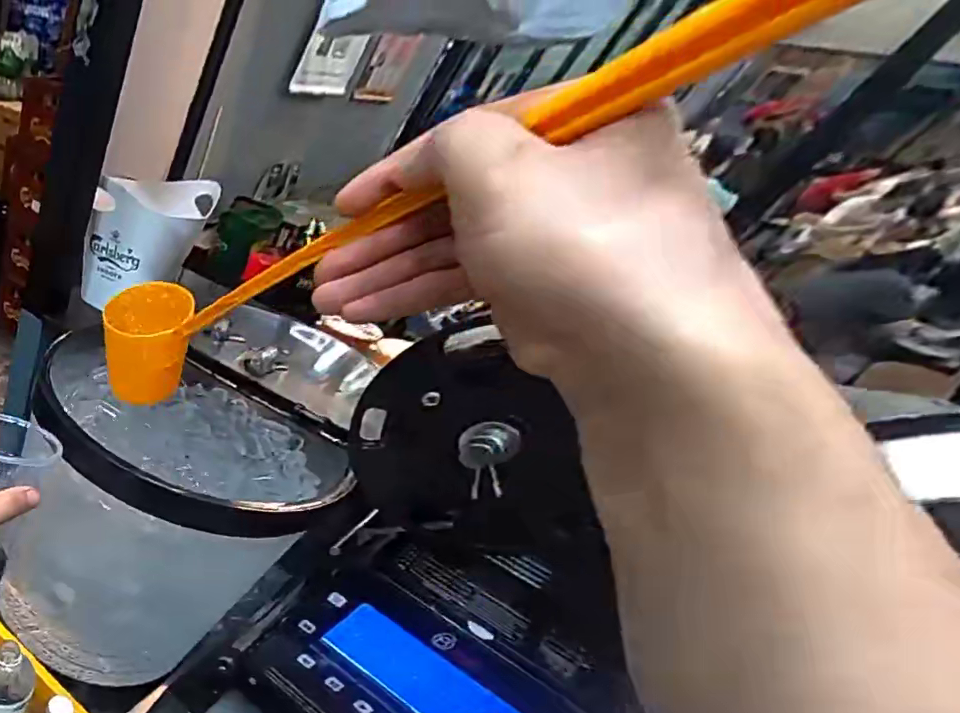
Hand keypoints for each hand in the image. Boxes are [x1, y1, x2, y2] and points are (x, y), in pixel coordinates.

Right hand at [310, 102, 799, 390]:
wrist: (634, 343)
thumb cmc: (576, 240)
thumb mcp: (502, 169)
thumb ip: (447, 146)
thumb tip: (413, 162)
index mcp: (578, 123)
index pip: (469, 138)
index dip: (397, 173)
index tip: (345, 205)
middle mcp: (561, 174)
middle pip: (447, 201)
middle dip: (377, 240)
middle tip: (325, 268)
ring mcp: (541, 234)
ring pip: (444, 247)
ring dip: (381, 274)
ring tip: (326, 300)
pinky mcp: (525, 285)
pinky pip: (455, 279)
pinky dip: (408, 293)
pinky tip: (361, 310)